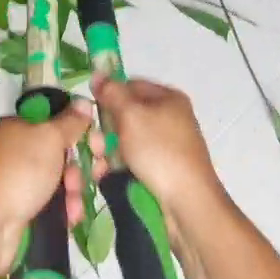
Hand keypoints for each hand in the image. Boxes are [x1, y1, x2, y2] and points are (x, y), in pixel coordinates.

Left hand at [0, 103, 94, 274]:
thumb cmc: (20, 171)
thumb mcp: (49, 138)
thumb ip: (70, 121)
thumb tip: (83, 102)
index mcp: (12, 126)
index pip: (52, 120)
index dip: (78, 131)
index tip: (98, 144)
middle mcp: (10, 150)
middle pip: (56, 150)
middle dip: (78, 165)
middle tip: (96, 173)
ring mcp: (13, 180)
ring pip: (54, 178)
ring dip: (73, 189)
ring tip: (76, 203)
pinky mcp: (17, 207)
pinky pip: (47, 200)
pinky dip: (62, 206)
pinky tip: (71, 216)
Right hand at [89, 76, 226, 223]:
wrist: (188, 204)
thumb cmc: (160, 151)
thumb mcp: (131, 115)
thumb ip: (112, 93)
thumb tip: (98, 74)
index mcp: (169, 99)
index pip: (131, 85)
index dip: (109, 94)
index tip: (91, 108)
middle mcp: (170, 119)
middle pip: (127, 115)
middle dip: (106, 129)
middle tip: (95, 143)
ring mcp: (166, 147)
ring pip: (126, 141)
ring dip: (108, 151)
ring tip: (100, 164)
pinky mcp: (161, 172)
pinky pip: (133, 162)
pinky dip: (118, 167)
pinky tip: (106, 176)